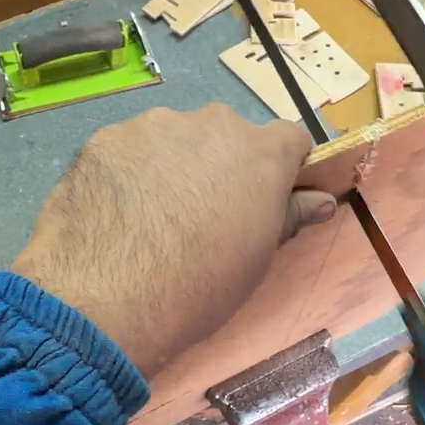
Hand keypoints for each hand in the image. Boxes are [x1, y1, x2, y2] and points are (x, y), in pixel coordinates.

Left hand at [12, 105, 336, 375]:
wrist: (103, 301)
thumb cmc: (197, 289)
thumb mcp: (254, 262)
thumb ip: (287, 219)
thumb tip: (321, 200)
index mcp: (260, 152)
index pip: (289, 141)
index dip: (278, 171)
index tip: (261, 201)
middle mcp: (210, 123)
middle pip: (226, 136)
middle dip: (220, 166)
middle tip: (198, 216)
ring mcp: (152, 126)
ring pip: (173, 138)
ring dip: (171, 165)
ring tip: (148, 217)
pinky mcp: (104, 138)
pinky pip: (128, 149)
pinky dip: (127, 172)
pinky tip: (114, 213)